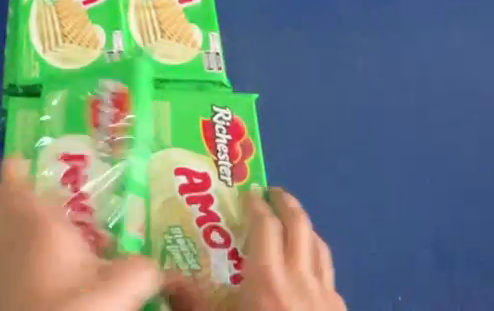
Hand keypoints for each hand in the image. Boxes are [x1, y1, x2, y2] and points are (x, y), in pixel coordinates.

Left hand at [0, 158, 164, 310]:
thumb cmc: (73, 307)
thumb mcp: (118, 289)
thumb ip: (141, 269)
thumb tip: (159, 266)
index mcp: (33, 221)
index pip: (10, 177)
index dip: (14, 167)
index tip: (26, 164)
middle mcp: (1, 239)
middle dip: (4, 196)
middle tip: (29, 200)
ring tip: (22, 240)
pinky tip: (10, 285)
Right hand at [168, 186, 343, 310]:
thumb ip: (193, 300)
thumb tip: (164, 281)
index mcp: (268, 277)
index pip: (265, 223)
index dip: (255, 203)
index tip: (246, 193)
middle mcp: (300, 277)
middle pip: (298, 223)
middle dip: (285, 202)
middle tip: (270, 194)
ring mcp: (325, 295)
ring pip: (319, 245)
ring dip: (304, 227)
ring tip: (290, 224)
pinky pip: (329, 275)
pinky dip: (317, 261)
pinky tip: (307, 273)